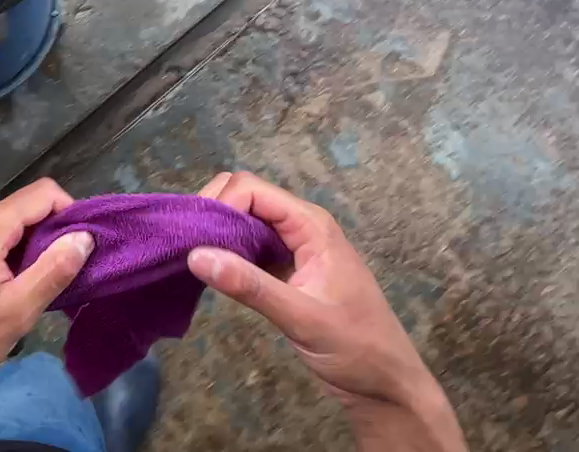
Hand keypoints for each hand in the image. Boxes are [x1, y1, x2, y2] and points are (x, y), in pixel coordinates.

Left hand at [0, 178, 93, 394]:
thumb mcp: (16, 312)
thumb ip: (53, 271)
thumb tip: (85, 237)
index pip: (45, 193)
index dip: (71, 214)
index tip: (81, 251)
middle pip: (29, 206)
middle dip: (51, 235)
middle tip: (57, 279)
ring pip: (14, 219)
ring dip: (31, 247)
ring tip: (30, 287)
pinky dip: (12, 249)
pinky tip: (8, 284)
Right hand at [188, 172, 463, 449]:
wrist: (389, 389)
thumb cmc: (357, 350)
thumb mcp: (303, 319)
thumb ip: (250, 286)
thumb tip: (195, 256)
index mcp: (310, 224)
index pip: (251, 189)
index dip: (220, 204)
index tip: (196, 237)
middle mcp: (300, 225)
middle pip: (244, 194)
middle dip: (214, 210)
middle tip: (190, 242)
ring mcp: (293, 244)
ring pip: (243, 216)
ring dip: (218, 229)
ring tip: (194, 254)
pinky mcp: (285, 265)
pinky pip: (248, 240)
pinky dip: (226, 248)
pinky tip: (212, 268)